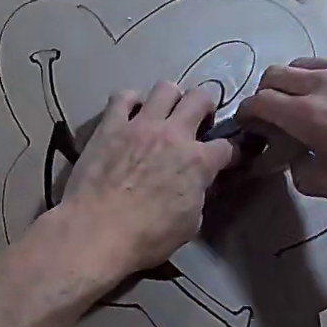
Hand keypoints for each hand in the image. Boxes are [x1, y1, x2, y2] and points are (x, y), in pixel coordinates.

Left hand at [50, 82, 236, 281]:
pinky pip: (123, 97)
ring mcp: (141, 125)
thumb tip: (196, 185)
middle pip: (200, 98)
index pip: (227, 146)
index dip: (232, 152)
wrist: (95, 233)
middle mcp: (174, 134)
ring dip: (170, 98)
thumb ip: (197, 195)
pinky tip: (130, 115)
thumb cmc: (146, 238)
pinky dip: (130, 102)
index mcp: (198, 161)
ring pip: (165, 87)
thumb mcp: (189, 224)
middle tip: (197, 121)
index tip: (228, 157)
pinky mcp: (110, 125)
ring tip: (164, 113)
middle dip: (205, 107)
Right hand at [234, 53, 326, 202]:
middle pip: (275, 74)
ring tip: (309, 100)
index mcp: (306, 113)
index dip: (245, 111)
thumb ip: (302, 174)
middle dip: (266, 93)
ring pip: (305, 63)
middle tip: (274, 112)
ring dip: (296, 81)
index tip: (247, 121)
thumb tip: (297, 160)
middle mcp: (321, 81)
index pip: (258, 101)